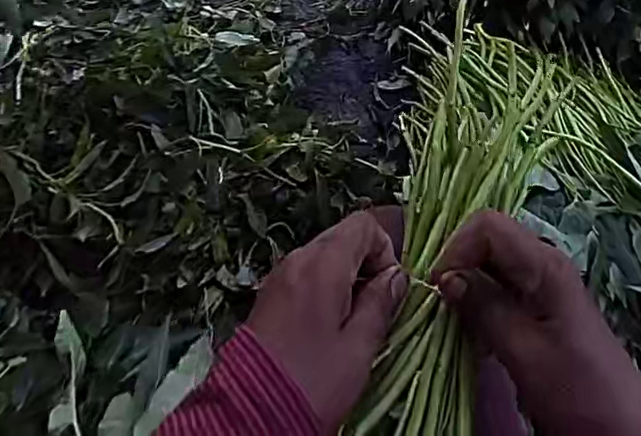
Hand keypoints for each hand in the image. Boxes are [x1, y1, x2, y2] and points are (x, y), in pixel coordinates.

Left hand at [246, 210, 409, 430]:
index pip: (364, 224)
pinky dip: (324, 287)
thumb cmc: (310, 383)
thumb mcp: (357, 349)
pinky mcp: (269, 295)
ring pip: (325, 256)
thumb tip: (396, 277)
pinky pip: (306, 274)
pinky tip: (328, 328)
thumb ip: (381, 304)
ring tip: (353, 323)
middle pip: (344, 237)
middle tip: (375, 307)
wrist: (245, 419)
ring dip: (346, 277)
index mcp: (324, 262)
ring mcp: (280, 275)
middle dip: (367, 264)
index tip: (390, 287)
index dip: (385, 248)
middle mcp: (299, 257)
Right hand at [432, 210, 640, 435]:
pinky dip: (481, 296)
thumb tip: (446, 278)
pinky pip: (502, 282)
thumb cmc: (577, 391)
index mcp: (544, 263)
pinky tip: (474, 326)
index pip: (488, 225)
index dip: (457, 247)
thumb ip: (485, 309)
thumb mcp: (525, 354)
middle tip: (440, 300)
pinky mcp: (541, 303)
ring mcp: (543, 281)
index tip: (438, 286)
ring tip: (453, 314)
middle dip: (459, 260)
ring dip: (468, 279)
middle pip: (489, 236)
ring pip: (492, 259)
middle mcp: (543, 260)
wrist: (625, 430)